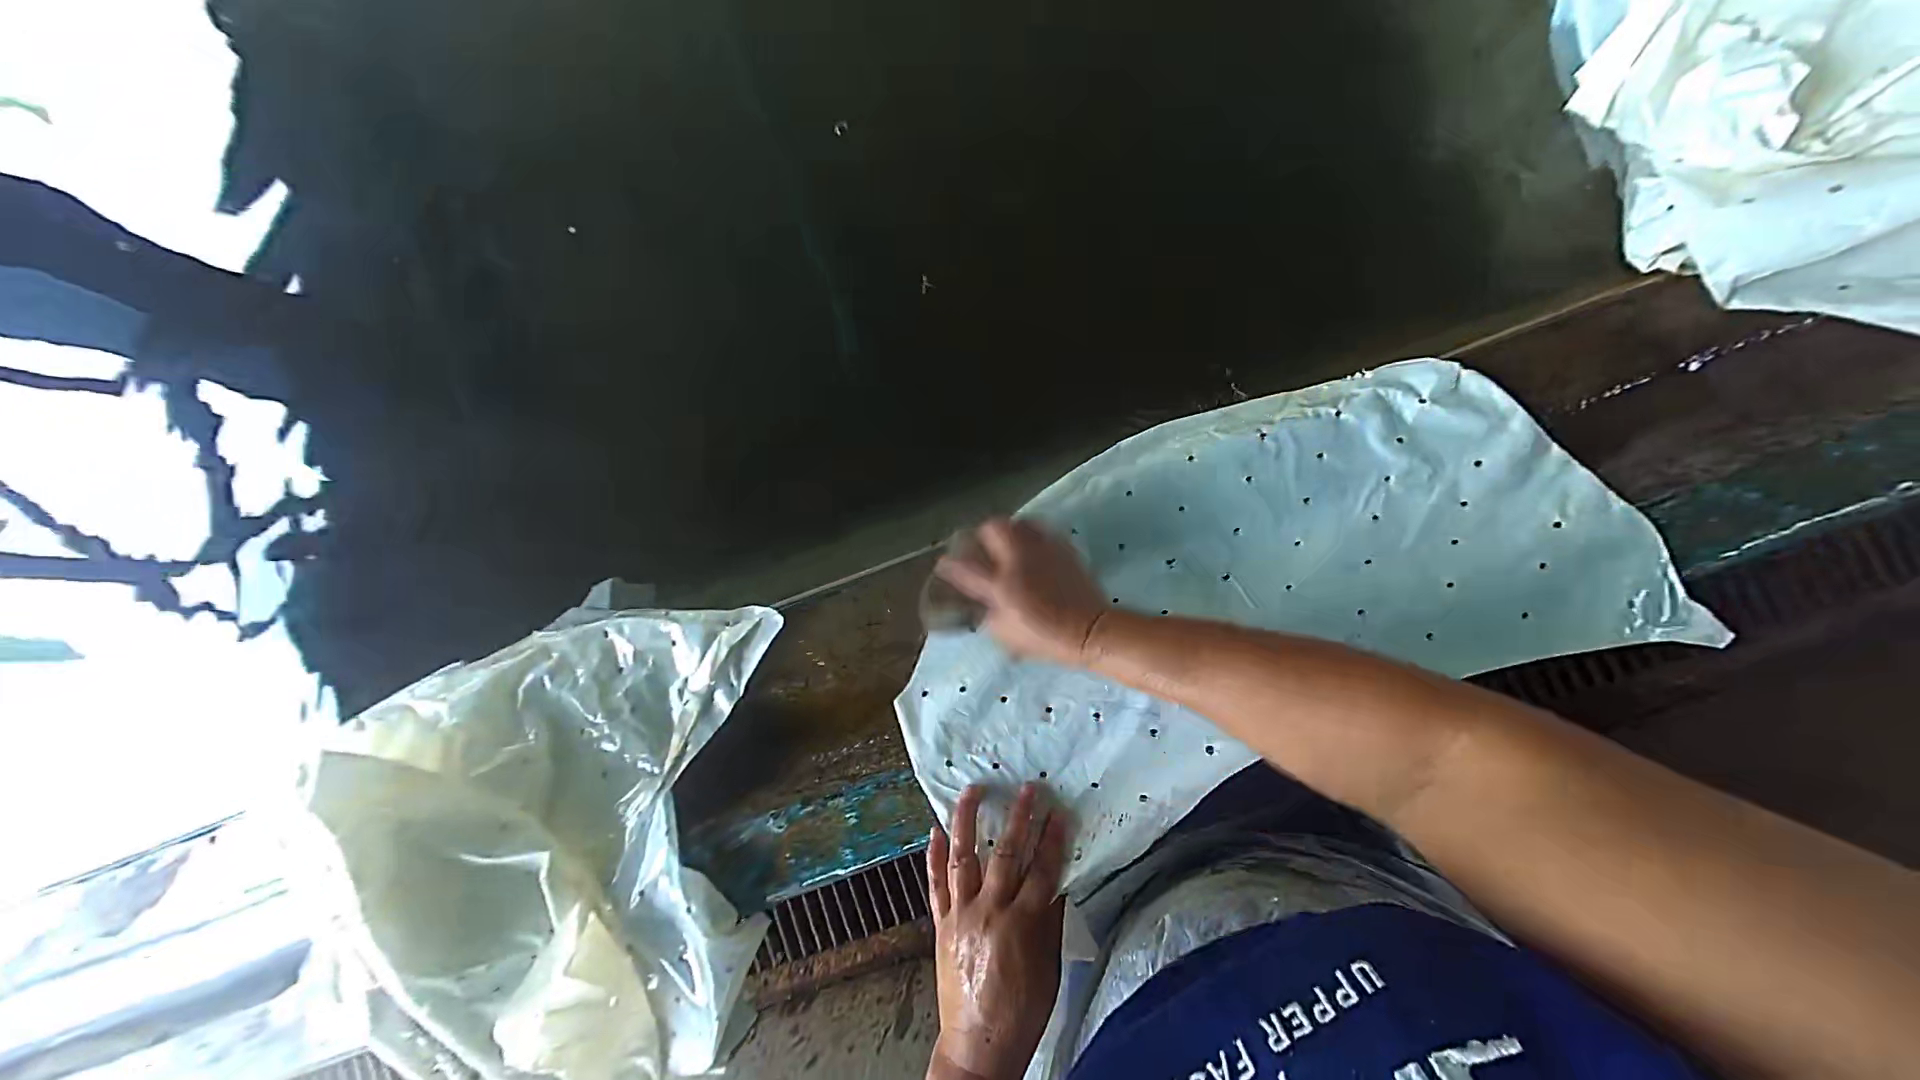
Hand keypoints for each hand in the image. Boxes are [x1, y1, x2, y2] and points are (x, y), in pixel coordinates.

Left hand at [927, 783, 1068, 1079]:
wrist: (978, 1045)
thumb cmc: (1022, 1011)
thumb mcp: (1048, 966)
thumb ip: (1051, 919)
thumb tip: (1058, 879)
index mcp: (1022, 924)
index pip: (1042, 870)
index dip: (1052, 839)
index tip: (1059, 812)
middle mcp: (989, 912)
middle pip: (1006, 855)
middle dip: (1019, 818)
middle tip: (1027, 789)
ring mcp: (961, 915)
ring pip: (963, 857)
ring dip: (968, 820)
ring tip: (973, 790)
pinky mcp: (941, 923)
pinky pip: (935, 884)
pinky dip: (934, 855)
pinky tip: (936, 830)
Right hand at [934, 518, 1106, 667]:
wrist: (1089, 630)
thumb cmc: (1045, 638)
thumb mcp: (1006, 634)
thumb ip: (988, 614)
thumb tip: (982, 605)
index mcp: (1000, 585)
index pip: (965, 566)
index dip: (950, 564)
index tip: (944, 563)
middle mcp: (1019, 559)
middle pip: (993, 527)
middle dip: (983, 533)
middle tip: (982, 546)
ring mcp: (1043, 550)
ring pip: (1020, 521)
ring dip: (1010, 529)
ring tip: (1010, 543)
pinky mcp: (1064, 548)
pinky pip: (1043, 531)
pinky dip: (1033, 535)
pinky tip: (1034, 549)